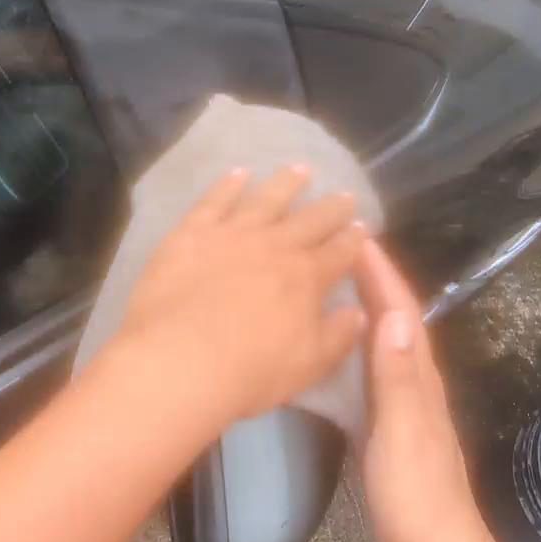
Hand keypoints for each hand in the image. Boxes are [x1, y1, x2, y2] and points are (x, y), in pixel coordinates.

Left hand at [108, 166, 366, 429]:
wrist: (178, 360)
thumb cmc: (250, 372)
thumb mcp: (309, 365)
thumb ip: (338, 336)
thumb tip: (359, 311)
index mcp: (307, 277)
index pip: (340, 252)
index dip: (354, 240)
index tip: (362, 227)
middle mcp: (275, 246)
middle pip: (310, 219)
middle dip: (331, 207)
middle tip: (345, 194)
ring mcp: (232, 234)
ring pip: (266, 199)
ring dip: (286, 183)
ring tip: (300, 169)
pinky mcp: (192, 233)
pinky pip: (215, 201)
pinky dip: (229, 185)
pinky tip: (239, 174)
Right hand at [355, 238, 492, 541]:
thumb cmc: (416, 494)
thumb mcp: (403, 433)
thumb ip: (399, 377)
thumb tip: (394, 316)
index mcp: (421, 378)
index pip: (403, 311)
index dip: (382, 272)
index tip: (356, 235)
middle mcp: (418, 382)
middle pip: (396, 318)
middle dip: (374, 279)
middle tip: (339, 247)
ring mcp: (407, 405)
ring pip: (385, 342)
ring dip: (366, 307)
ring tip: (334, 283)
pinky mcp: (392, 425)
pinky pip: (373, 370)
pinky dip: (357, 347)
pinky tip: (337, 349)